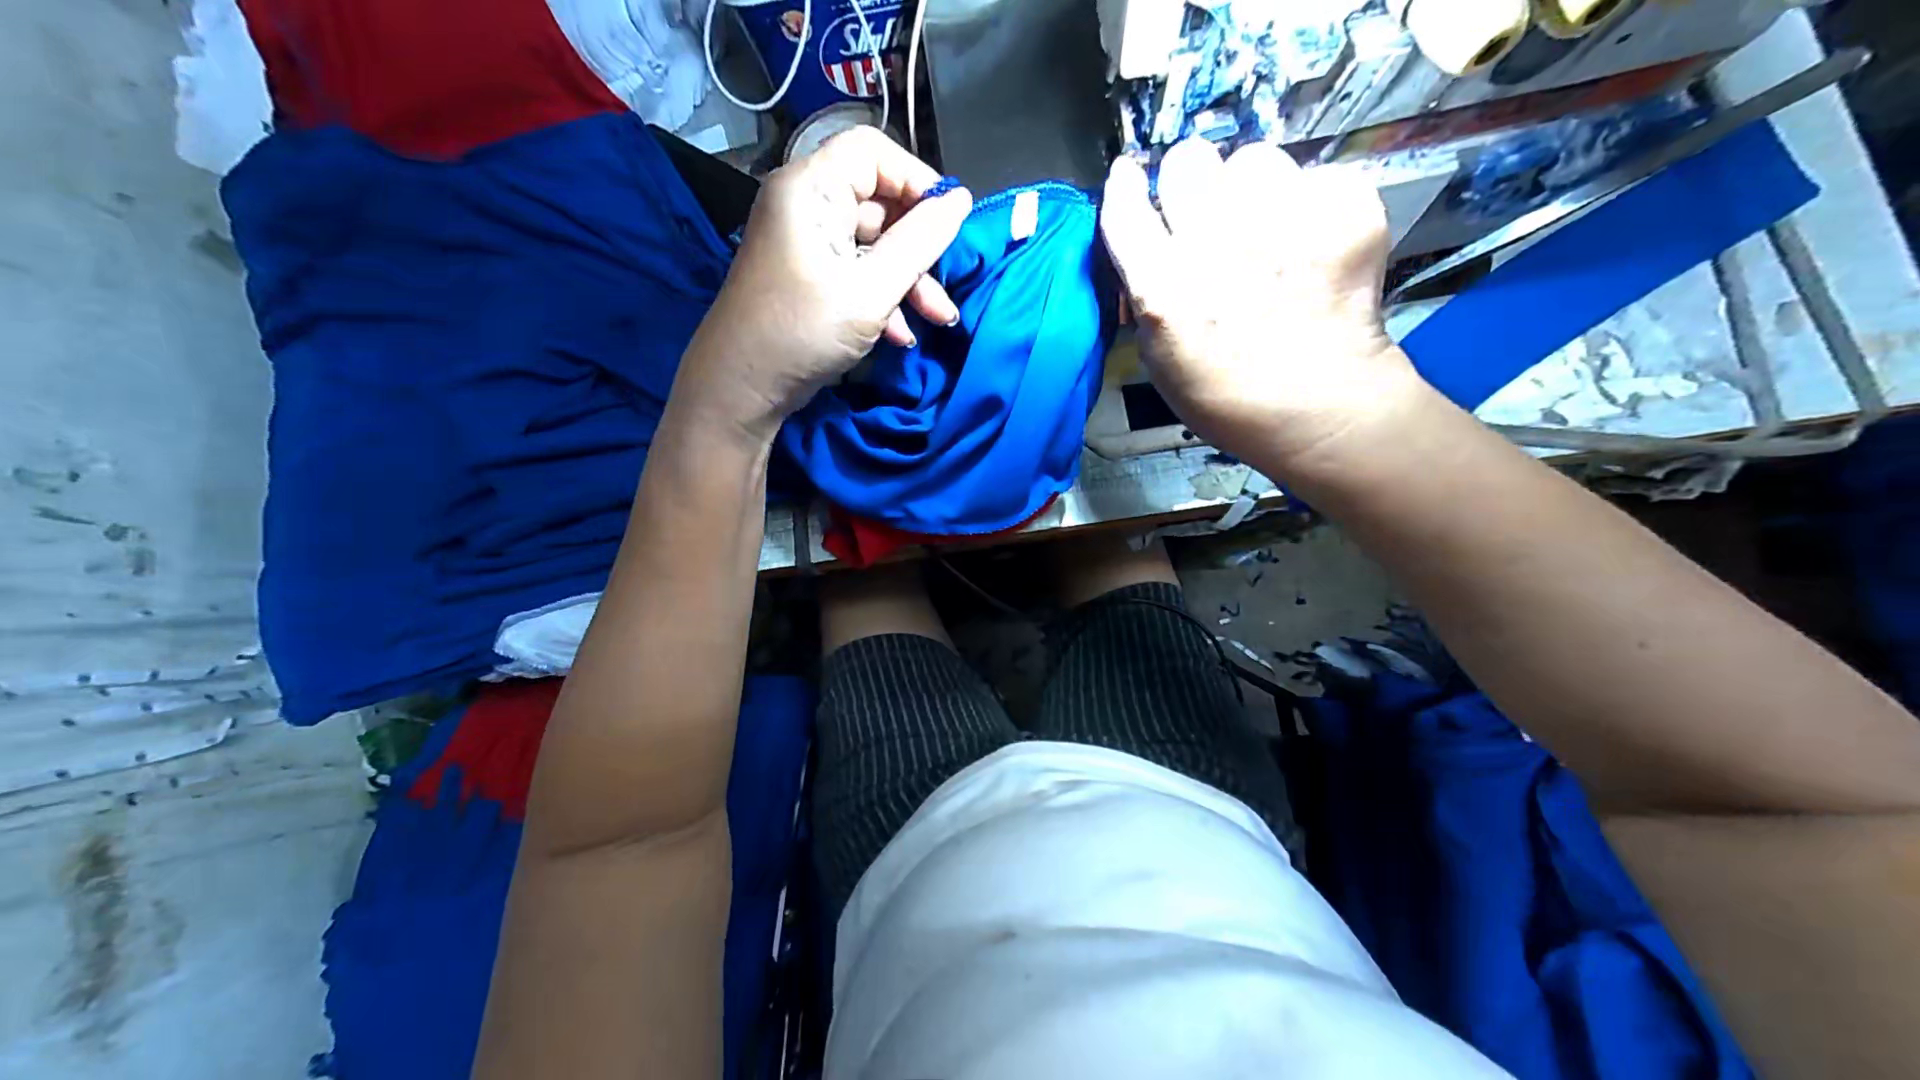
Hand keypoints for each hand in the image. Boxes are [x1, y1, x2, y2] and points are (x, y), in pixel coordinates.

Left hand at [680, 126, 972, 442]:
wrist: (739, 388)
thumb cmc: (802, 331)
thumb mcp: (871, 289)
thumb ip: (920, 242)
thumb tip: (960, 200)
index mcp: (811, 188)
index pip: (873, 153)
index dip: (917, 181)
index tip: (949, 224)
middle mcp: (806, 205)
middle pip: (879, 203)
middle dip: (919, 248)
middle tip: (946, 286)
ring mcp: (807, 244)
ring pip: (874, 245)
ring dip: (909, 282)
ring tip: (937, 319)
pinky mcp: (809, 277)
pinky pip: (857, 272)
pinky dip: (883, 298)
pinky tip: (901, 335)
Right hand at [1100, 139, 1430, 473]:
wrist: (1321, 408)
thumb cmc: (1229, 397)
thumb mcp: (1159, 360)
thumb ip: (1147, 297)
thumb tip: (1148, 255)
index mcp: (1165, 287)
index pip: (1125, 207)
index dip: (1123, 187)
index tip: (1128, 178)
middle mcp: (1216, 243)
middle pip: (1187, 159)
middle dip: (1190, 182)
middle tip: (1205, 214)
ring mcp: (1285, 221)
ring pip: (1253, 159)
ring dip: (1250, 189)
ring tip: (1265, 231)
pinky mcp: (1343, 211)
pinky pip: (1314, 179)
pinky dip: (1310, 206)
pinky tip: (1310, 247)